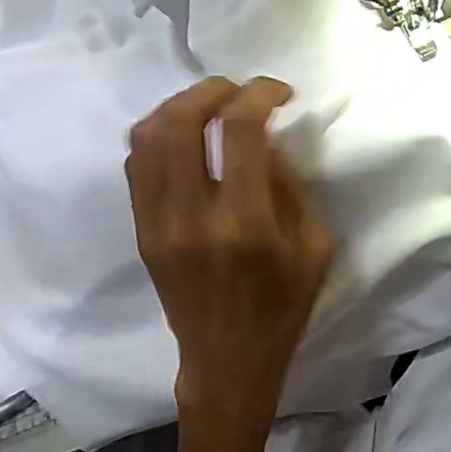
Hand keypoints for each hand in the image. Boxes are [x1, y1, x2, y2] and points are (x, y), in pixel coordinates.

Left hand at [127, 77, 333, 438]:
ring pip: (147, 137)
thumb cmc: (283, 309)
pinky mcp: (140, 232)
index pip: (239, 131)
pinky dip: (159, 135)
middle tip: (239, 92)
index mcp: (246, 224)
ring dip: (180, 107)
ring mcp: (157, 224)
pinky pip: (137, 165)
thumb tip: (265, 139)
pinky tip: (185, 137)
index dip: (259, 94)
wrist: (227, 361)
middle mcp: (192, 218)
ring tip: (210, 108)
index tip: (279, 93)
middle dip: (213, 90)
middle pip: (180, 121)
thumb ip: (290, 188)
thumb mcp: (313, 248)